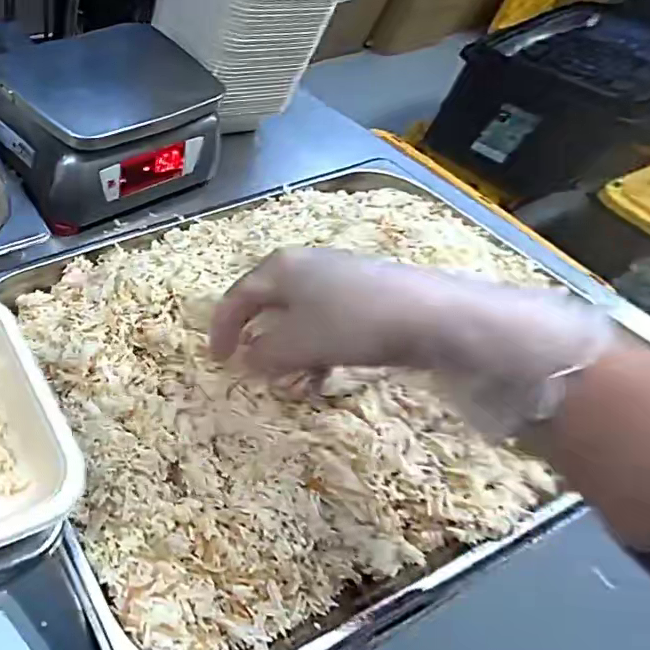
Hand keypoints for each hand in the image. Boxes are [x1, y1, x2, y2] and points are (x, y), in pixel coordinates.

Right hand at [209, 248, 615, 436]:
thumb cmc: (353, 323)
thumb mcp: (299, 343)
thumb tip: (246, 358)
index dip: (222, 329)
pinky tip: (327, 374)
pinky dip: (318, 349)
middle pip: (268, 305)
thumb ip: (264, 352)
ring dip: (290, 352)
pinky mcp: (365, 294)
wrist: (433, 314)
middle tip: (255, 373)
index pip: (237, 297)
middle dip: (259, 343)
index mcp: (281, 269)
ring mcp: (338, 277)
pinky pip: (326, 322)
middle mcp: (305, 266)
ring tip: (296, 384)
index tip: (216, 361)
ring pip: (299, 317)